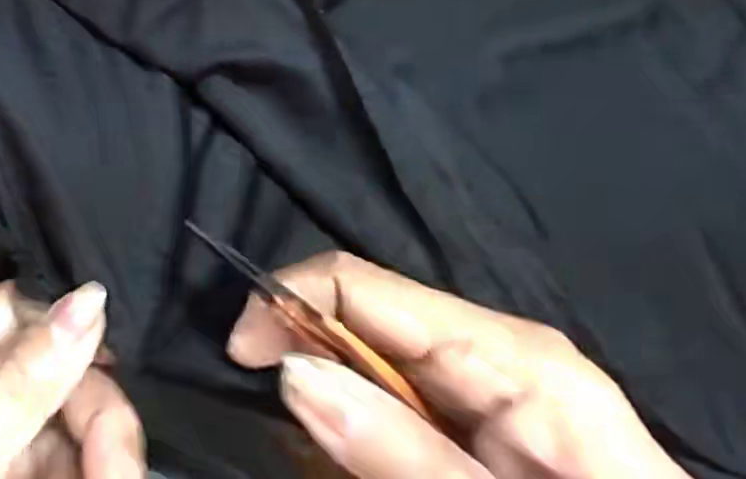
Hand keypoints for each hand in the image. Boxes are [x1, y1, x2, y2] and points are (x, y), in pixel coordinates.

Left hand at [0, 280, 146, 478]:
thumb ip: (22, 380)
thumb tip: (92, 295)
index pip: (15, 310)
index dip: (63, 329)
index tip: (111, 367)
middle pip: (55, 368)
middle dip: (96, 415)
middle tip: (121, 469)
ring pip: (74, 420)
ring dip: (107, 452)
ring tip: (121, 478)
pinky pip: (72, 463)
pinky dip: (97, 470)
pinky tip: (110, 476)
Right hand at [227, 253, 687, 478]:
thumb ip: (404, 455)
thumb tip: (292, 372)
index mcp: (508, 353)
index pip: (360, 284)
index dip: (287, 303)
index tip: (238, 361)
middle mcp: (491, 349)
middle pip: (361, 318)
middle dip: (303, 356)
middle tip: (272, 431)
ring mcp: (491, 385)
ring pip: (373, 364)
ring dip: (328, 401)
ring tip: (315, 458)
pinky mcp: (490, 421)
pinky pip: (400, 403)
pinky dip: (361, 431)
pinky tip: (354, 462)